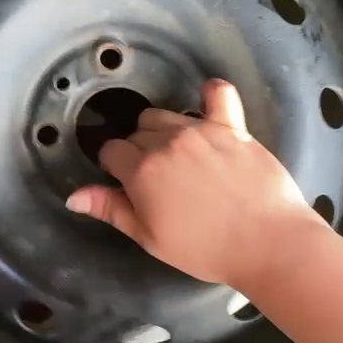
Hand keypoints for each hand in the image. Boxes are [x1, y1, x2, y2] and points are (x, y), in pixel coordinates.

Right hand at [65, 80, 321, 289]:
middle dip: (138, 151)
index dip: (114, 167)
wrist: (269, 245)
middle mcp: (167, 142)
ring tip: (179, 155)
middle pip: (137, 132)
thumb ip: (110, 209)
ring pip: (165, 115)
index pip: (111, 151)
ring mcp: (201, 130)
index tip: (126, 182)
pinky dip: (211, 94)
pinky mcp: (233, 127)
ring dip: (163, 130)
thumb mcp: (149, 237)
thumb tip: (73, 197)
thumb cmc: (207, 249)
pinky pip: (219, 94)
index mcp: (142, 170)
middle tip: (156, 178)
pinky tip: (207, 100)